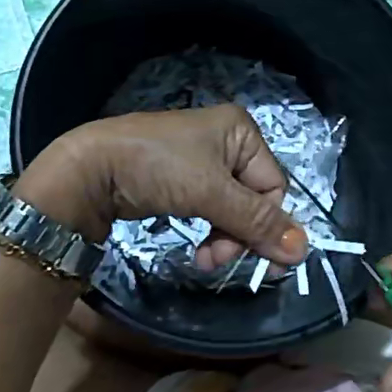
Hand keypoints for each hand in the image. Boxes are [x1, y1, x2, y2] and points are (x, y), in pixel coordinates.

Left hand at [17, 105, 307, 266]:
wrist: (87, 170)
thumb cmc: (156, 168)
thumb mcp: (210, 193)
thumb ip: (256, 222)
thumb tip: (303, 252)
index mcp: (241, 131)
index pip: (274, 185)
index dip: (264, 223)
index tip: (241, 255)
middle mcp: (228, 141)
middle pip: (255, 199)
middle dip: (240, 233)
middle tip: (217, 260)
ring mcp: (204, 160)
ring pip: (234, 208)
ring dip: (224, 236)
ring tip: (203, 258)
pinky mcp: (183, 179)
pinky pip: (213, 208)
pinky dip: (209, 229)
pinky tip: (196, 246)